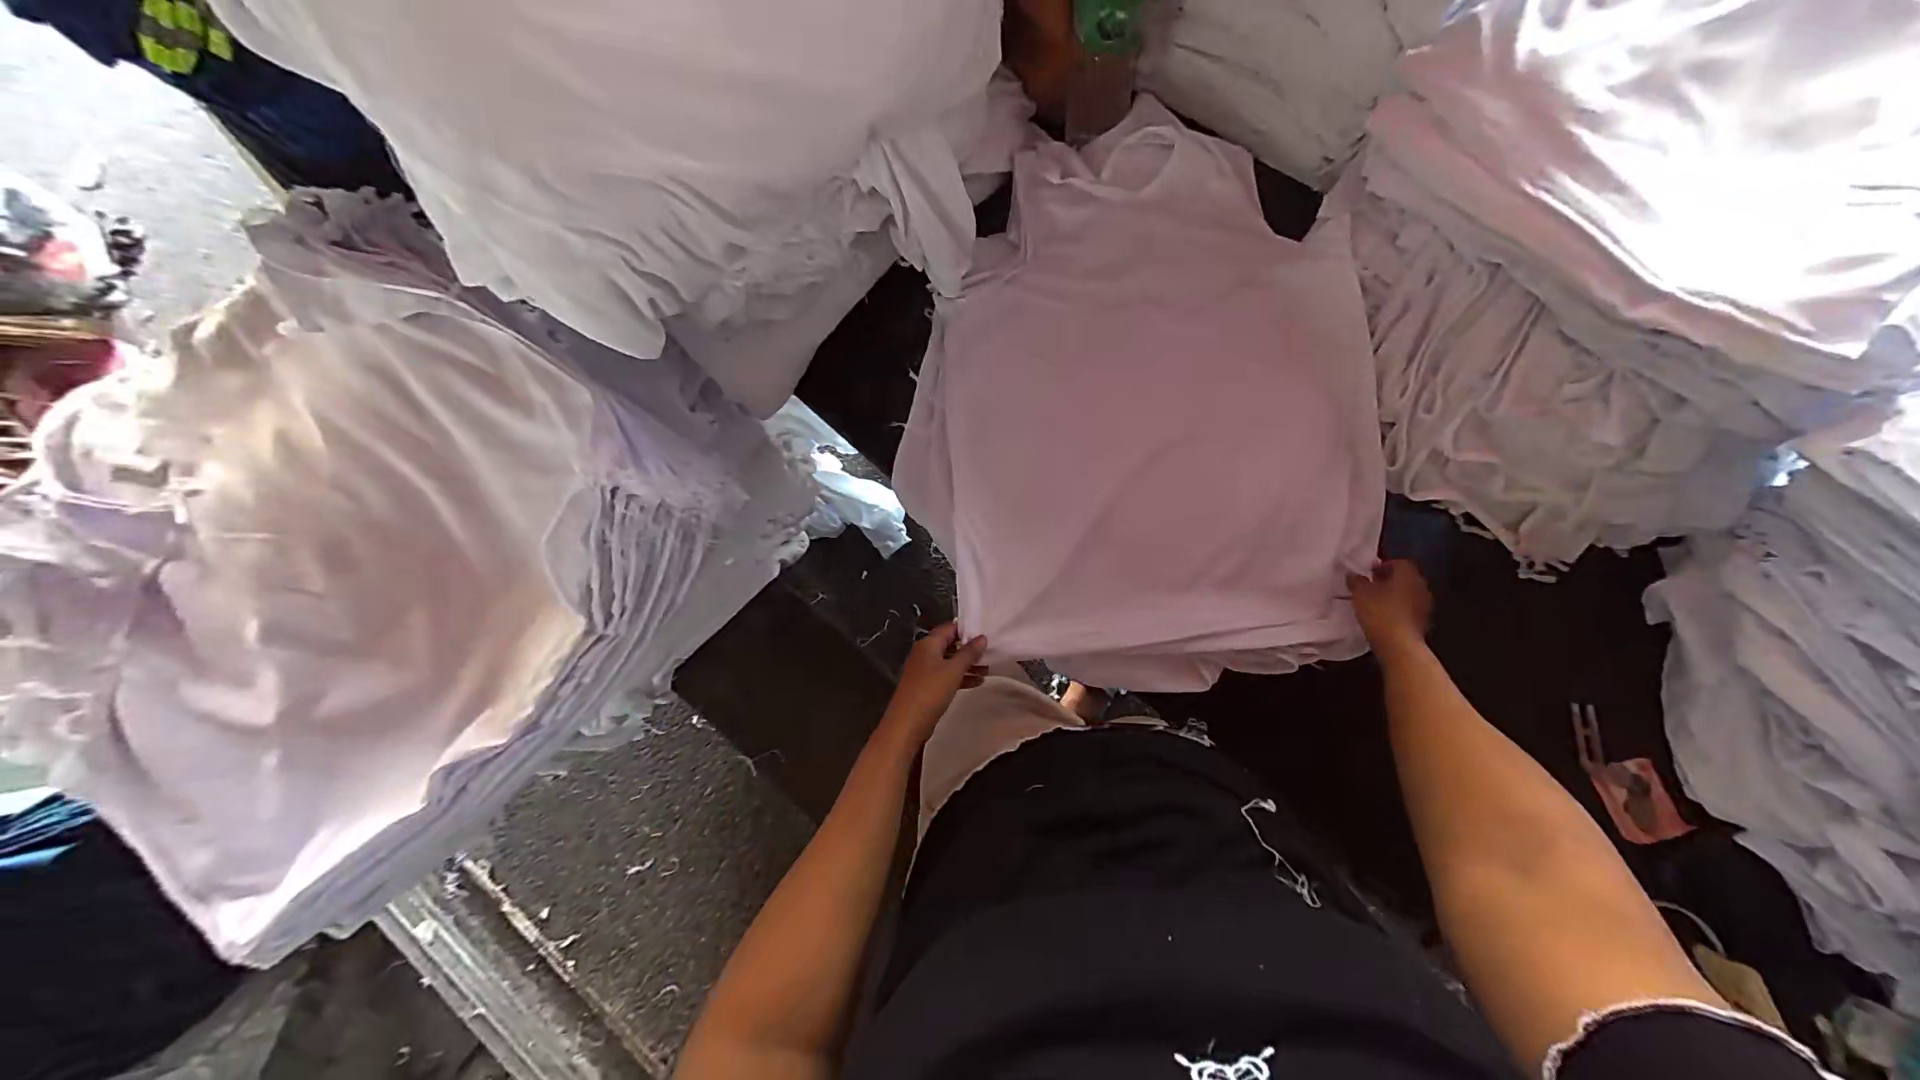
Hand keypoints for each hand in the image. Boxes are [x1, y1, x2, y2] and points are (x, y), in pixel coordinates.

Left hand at [877, 623, 987, 748]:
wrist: (907, 723)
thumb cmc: (931, 691)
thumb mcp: (954, 670)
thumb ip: (969, 653)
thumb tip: (982, 637)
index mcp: (928, 644)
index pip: (949, 628)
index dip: (967, 629)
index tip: (986, 632)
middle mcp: (924, 654)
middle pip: (950, 644)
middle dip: (969, 648)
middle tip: (990, 652)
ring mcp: (924, 671)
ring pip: (949, 662)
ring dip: (967, 664)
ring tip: (988, 669)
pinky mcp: (926, 686)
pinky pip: (946, 676)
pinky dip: (960, 677)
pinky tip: (977, 682)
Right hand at [1348, 559, 1432, 660]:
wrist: (1399, 644)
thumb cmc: (1379, 612)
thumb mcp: (1360, 593)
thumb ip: (1356, 581)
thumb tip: (1354, 575)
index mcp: (1407, 574)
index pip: (1398, 562)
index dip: (1383, 565)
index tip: (1369, 573)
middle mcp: (1420, 586)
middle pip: (1405, 577)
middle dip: (1389, 580)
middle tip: (1371, 586)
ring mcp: (1425, 604)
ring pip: (1408, 592)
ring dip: (1395, 594)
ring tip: (1376, 601)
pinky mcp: (1423, 620)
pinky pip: (1410, 607)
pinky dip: (1399, 608)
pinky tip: (1385, 615)